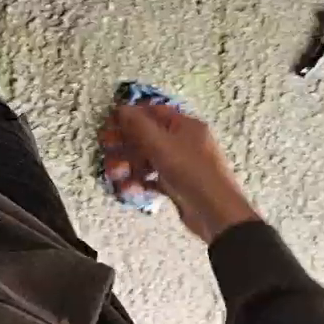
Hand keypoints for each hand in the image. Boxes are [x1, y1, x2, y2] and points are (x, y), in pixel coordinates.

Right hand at [100, 102, 259, 243]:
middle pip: (147, 136)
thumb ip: (137, 124)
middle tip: (105, 147)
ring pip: (147, 158)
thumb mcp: (161, 143)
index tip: (109, 123)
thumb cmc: (191, 171)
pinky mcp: (178, 185)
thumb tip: (121, 108)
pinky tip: (127, 188)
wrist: (218, 216)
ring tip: (113, 174)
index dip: (129, 115)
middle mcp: (184, 142)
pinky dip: (139, 181)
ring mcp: (181, 165)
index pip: (152, 112)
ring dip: (128, 164)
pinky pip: (153, 177)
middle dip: (124, 143)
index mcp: (185, 126)